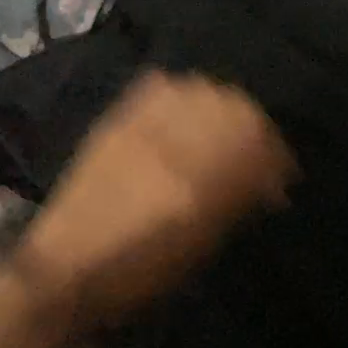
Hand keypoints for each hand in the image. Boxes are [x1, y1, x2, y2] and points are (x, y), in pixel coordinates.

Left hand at [10, 70, 297, 327]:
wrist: (68, 259)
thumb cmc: (142, 263)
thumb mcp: (202, 240)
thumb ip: (237, 197)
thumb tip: (267, 179)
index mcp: (200, 172)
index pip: (258, 136)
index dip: (276, 151)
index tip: (280, 169)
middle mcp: (176, 133)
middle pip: (234, 101)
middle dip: (251, 122)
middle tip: (253, 145)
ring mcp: (144, 115)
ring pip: (200, 86)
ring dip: (218, 103)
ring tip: (218, 123)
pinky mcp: (120, 110)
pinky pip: (162, 84)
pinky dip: (179, 91)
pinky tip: (181, 106)